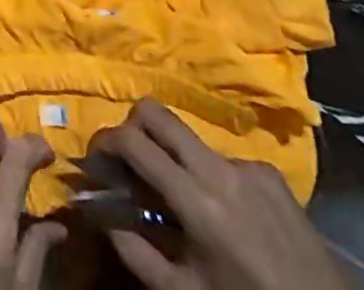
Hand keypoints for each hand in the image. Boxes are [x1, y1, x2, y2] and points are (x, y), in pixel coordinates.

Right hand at [90, 99, 347, 289]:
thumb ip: (134, 250)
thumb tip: (99, 211)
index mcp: (197, 201)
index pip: (136, 143)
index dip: (105, 141)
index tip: (95, 157)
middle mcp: (221, 169)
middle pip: (159, 113)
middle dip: (131, 125)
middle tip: (125, 159)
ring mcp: (248, 164)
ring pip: (189, 139)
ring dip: (171, 157)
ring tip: (177, 200)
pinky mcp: (268, 170)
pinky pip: (222, 160)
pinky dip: (207, 177)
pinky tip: (221, 213)